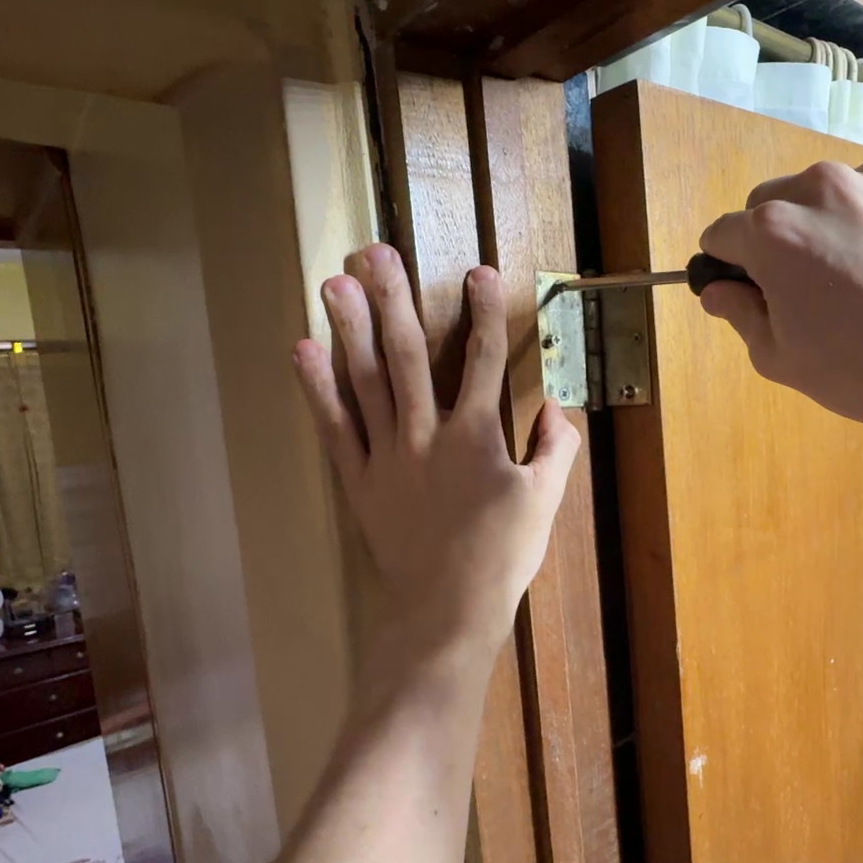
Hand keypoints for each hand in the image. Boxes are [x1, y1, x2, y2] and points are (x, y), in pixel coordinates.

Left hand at [293, 245, 579, 676]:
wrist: (447, 610)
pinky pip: (335, 428)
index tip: (478, 270)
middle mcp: (427, 433)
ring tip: (333, 281)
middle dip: (396, 300)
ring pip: (367, 382)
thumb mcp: (546, 502)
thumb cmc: (502, 556)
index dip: (484, 313)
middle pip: (412, 356)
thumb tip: (558, 407)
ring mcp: (387, 454)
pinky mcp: (359, 479)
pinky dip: (318, 390)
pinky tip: (303, 350)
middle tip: (377, 252)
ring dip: (351, 329)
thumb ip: (556, 449)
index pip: (486, 361)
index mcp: (478, 436)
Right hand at [696, 159, 862, 449]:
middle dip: (776, 237)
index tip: (746, 287)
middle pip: (772, 202)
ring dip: (829, 223)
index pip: (722, 233)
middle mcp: (821, 187)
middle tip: (806, 286)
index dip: (727, 264)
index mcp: (774, 231)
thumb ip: (738, 313)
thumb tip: (715, 290)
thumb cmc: (859, 372)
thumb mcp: (779, 358)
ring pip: (830, 193)